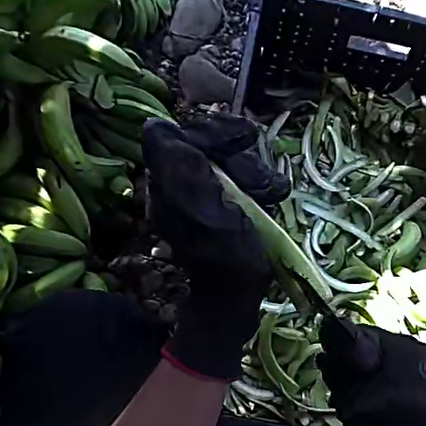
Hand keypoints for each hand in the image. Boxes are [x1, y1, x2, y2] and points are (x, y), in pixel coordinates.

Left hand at [142, 113, 288, 380]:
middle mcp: (179, 182)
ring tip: (270, 195)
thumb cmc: (224, 259)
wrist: (234, 298)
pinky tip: (271, 199)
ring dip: (256, 173)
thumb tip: (155, 126)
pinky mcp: (221, 201)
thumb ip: (184, 170)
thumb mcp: (205, 211)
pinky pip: (241, 176)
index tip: (249, 138)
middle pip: (209, 143)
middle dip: (241, 157)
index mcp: (168, 182)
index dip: (215, 131)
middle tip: (263, 183)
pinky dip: (260, 184)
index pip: (184, 133)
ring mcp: (201, 191)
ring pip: (230, 158)